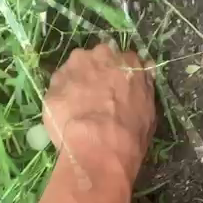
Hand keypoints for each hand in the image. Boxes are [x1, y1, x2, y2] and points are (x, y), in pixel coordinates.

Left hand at [42, 44, 155, 175]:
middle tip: (97, 101)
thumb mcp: (149, 112)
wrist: (98, 147)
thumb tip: (145, 74)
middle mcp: (99, 55)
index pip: (124, 61)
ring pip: (73, 72)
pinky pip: (58, 91)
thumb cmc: (130, 134)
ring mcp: (73, 67)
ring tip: (79, 112)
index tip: (118, 92)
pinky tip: (68, 120)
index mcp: (126, 61)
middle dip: (96, 76)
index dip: (119, 78)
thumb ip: (143, 89)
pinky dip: (62, 102)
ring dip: (76, 86)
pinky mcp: (53, 85)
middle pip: (96, 61)